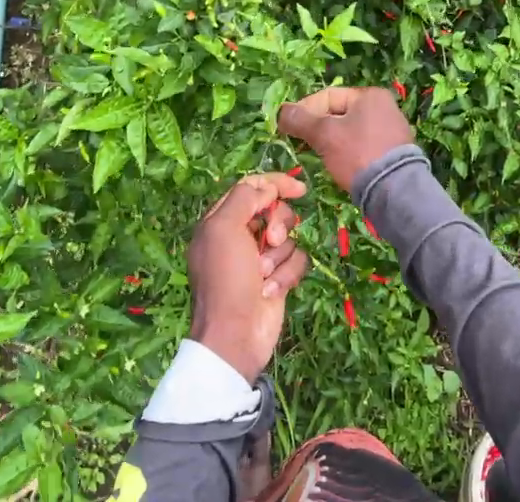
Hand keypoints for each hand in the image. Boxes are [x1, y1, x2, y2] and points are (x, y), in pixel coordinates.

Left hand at [187, 172, 310, 382]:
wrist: (235, 335)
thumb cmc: (226, 279)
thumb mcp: (224, 228)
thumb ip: (245, 198)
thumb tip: (267, 189)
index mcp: (221, 221)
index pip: (251, 188)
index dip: (275, 184)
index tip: (299, 189)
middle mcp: (240, 236)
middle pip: (274, 211)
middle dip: (279, 224)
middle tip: (272, 239)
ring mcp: (260, 258)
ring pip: (288, 237)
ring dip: (279, 256)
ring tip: (264, 275)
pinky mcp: (277, 278)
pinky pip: (296, 261)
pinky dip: (287, 275)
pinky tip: (271, 291)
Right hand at [276, 86, 414, 191]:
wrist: (395, 191)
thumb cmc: (358, 154)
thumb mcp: (325, 135)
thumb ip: (301, 120)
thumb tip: (281, 111)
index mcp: (369, 95)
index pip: (328, 96)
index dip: (304, 110)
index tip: (288, 128)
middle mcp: (384, 107)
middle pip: (339, 113)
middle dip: (317, 127)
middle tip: (300, 143)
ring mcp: (391, 129)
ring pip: (350, 130)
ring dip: (330, 141)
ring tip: (316, 155)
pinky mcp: (394, 151)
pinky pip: (362, 145)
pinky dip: (347, 151)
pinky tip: (338, 165)